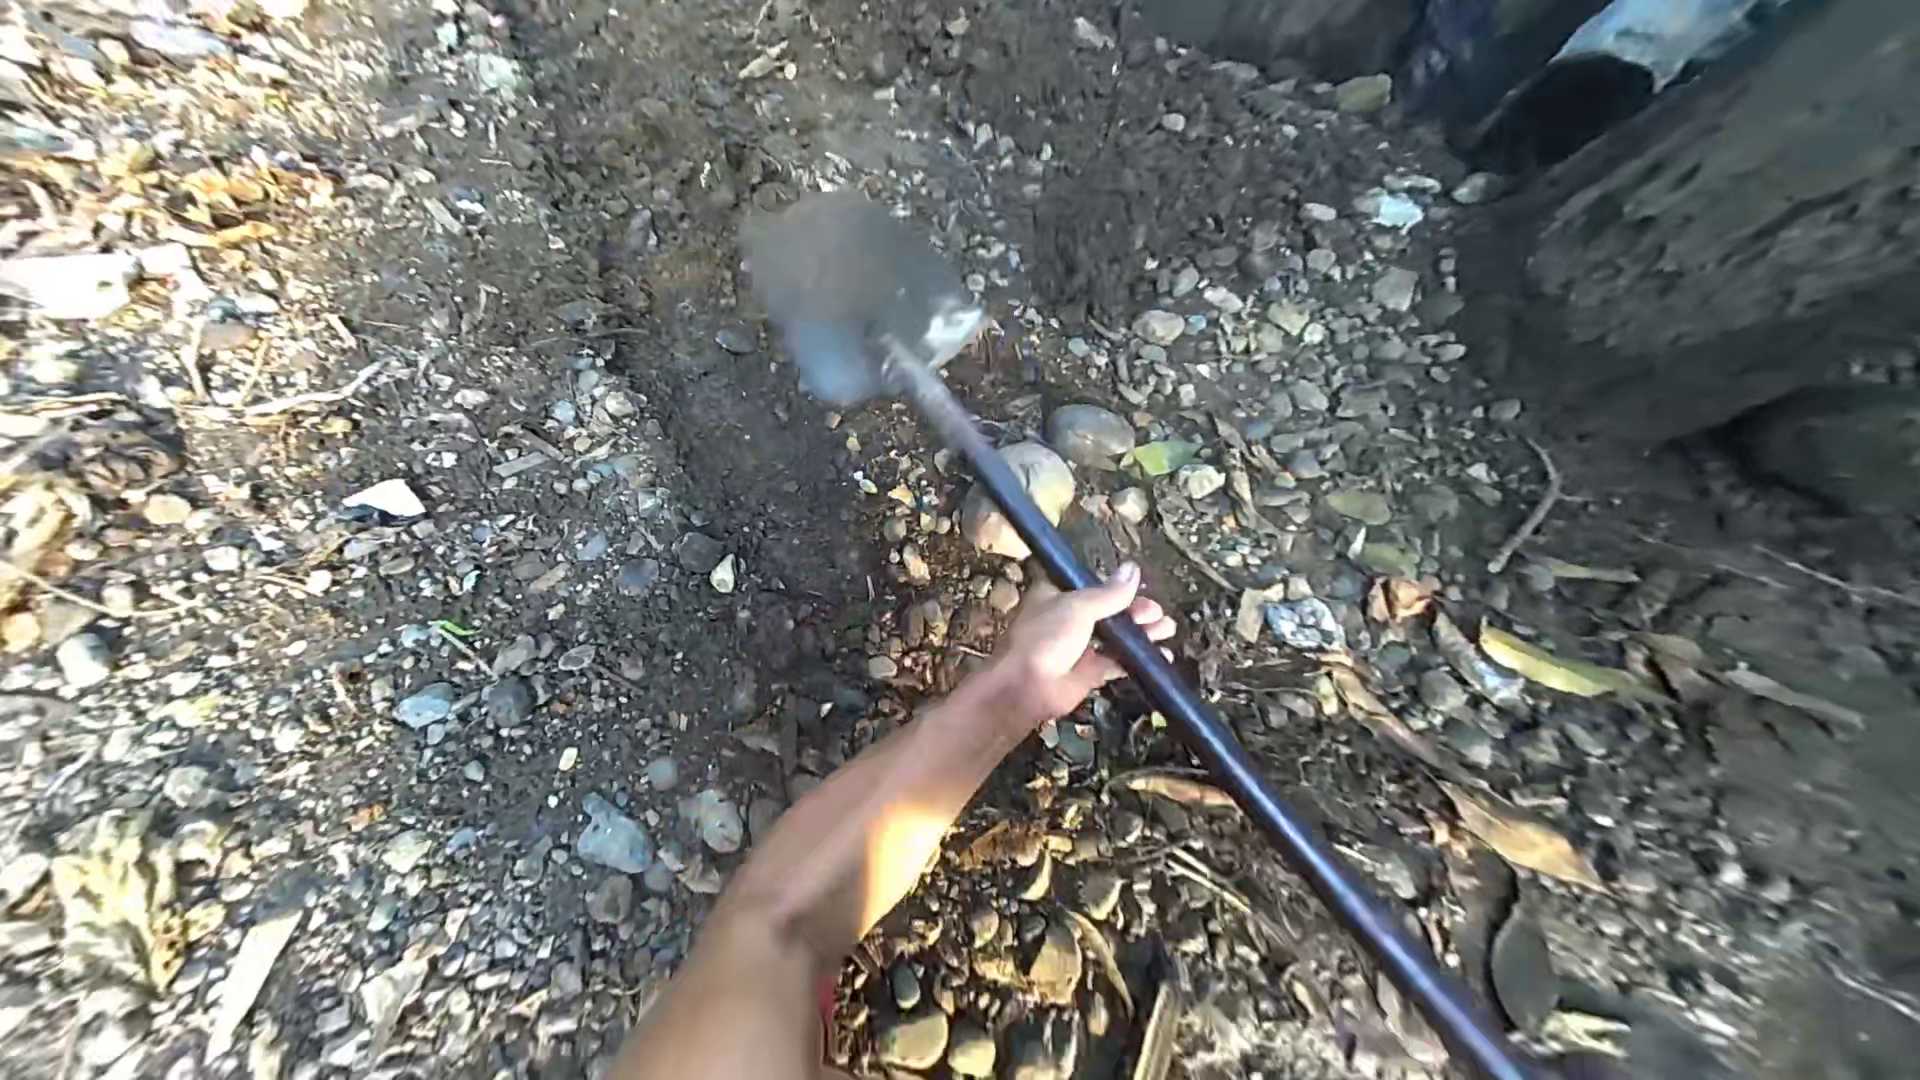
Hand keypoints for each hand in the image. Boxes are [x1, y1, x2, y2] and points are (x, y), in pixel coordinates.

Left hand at [979, 561, 1177, 732]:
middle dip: (1136, 610)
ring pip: (1116, 636)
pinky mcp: (1088, 671)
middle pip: (1110, 610)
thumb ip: (1108, 593)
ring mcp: (1079, 645)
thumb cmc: (1045, 638)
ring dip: (1141, 633)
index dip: (1118, 587)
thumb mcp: (1078, 607)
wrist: (1025, 687)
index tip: (1142, 589)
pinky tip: (1160, 656)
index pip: (1094, 585)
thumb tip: (1133, 569)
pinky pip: (1117, 662)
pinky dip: (1138, 659)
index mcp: (1059, 594)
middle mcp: (1069, 617)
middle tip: (1157, 614)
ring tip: (1165, 630)